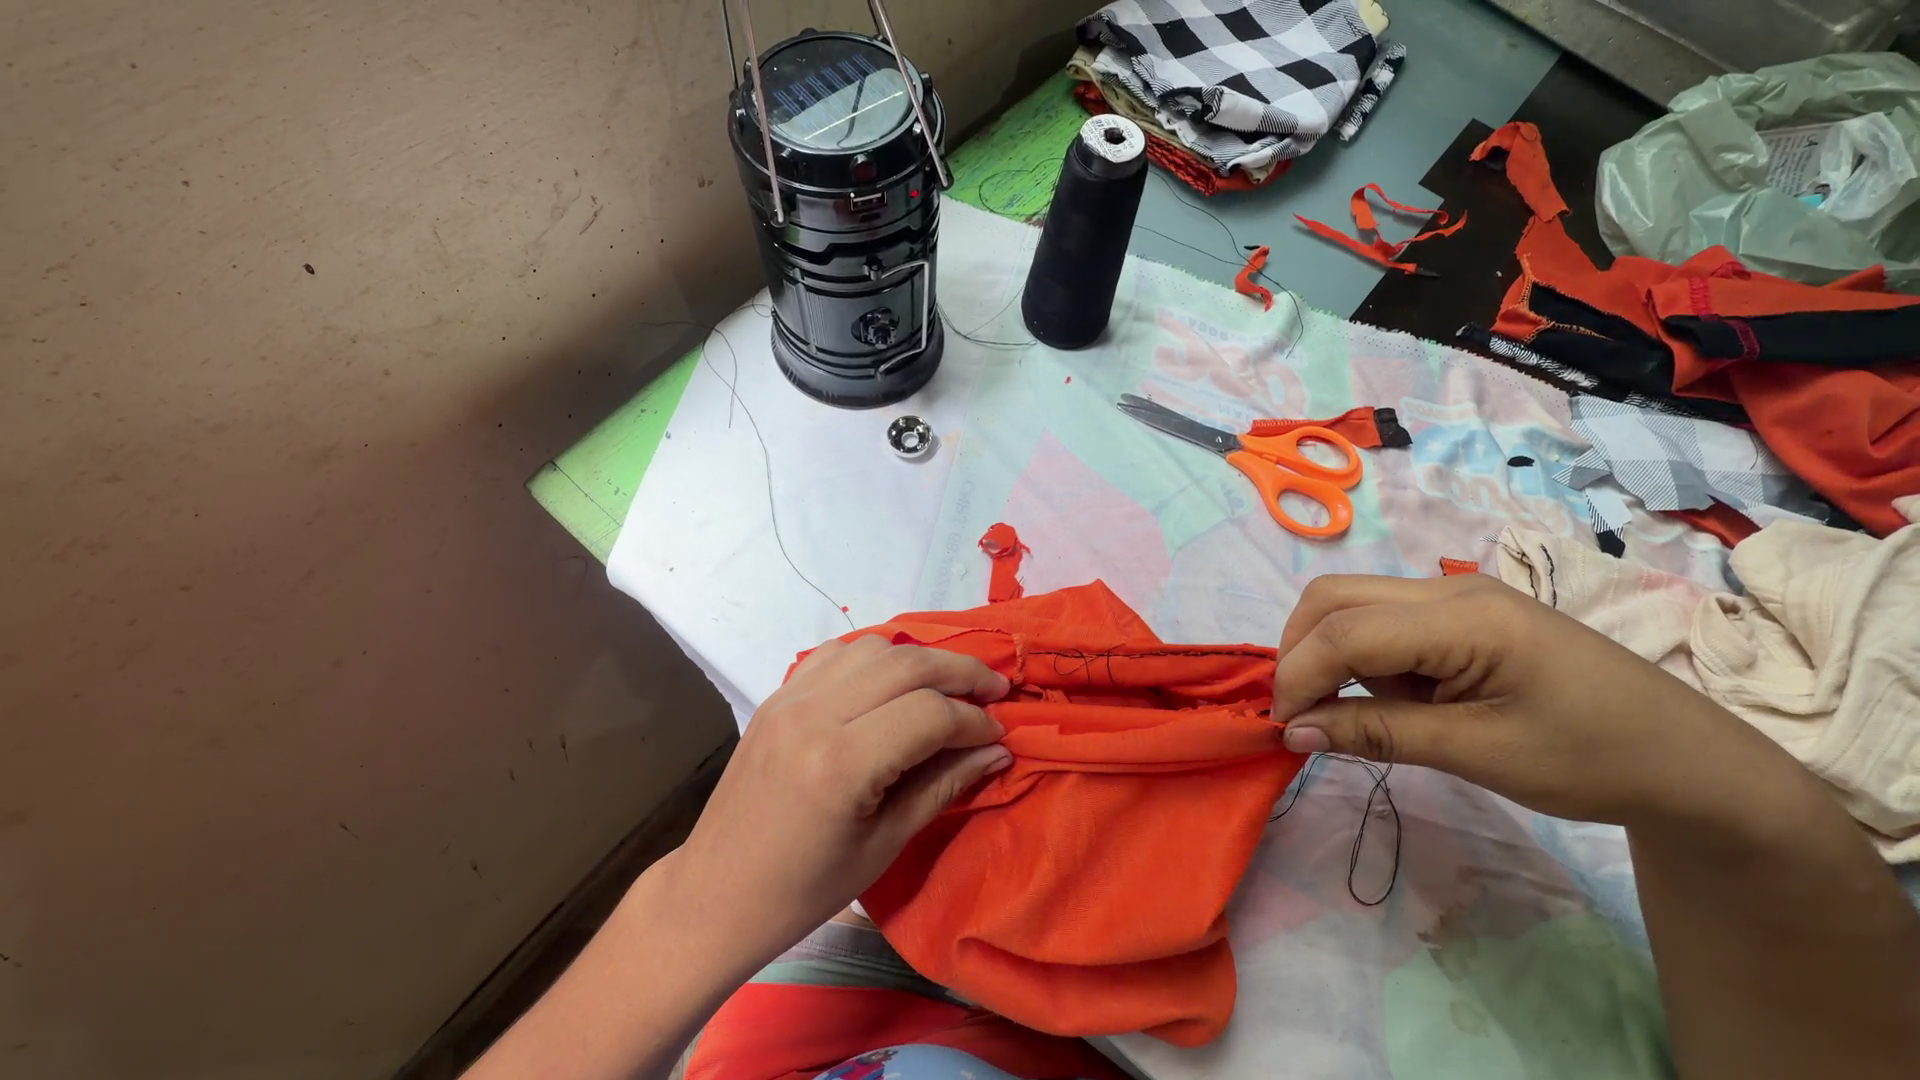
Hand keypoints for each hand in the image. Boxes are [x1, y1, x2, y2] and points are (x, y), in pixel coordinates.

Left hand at [670, 635, 1012, 951]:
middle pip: (908, 664)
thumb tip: (997, 750)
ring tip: (946, 688)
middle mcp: (814, 714)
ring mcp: (789, 698)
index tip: (999, 735)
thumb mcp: (885, 845)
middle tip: (994, 690)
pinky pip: (835, 655)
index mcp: (842, 763)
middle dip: (961, 672)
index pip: (931, 713)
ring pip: (873, 648)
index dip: (975, 721)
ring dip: (919, 661)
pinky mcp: (776, 697)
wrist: (717, 894)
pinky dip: (874, 659)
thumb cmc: (806, 889)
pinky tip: (890, 685)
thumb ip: (944, 785)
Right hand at [1271, 573, 1793, 827]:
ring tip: (1362, 715)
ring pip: (1352, 604)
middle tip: (1305, 715)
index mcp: (1464, 616)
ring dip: (1331, 655)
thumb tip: (1293, 732)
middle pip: (1333, 597)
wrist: (1689, 762)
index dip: (1298, 677)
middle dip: (1299, 653)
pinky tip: (1397, 700)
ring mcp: (1458, 595)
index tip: (1286, 731)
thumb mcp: (1477, 754)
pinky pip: (1384, 621)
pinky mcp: (1464, 614)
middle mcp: (1451, 587)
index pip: (1344, 631)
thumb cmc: (1592, 759)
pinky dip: (1362, 659)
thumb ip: (1377, 734)